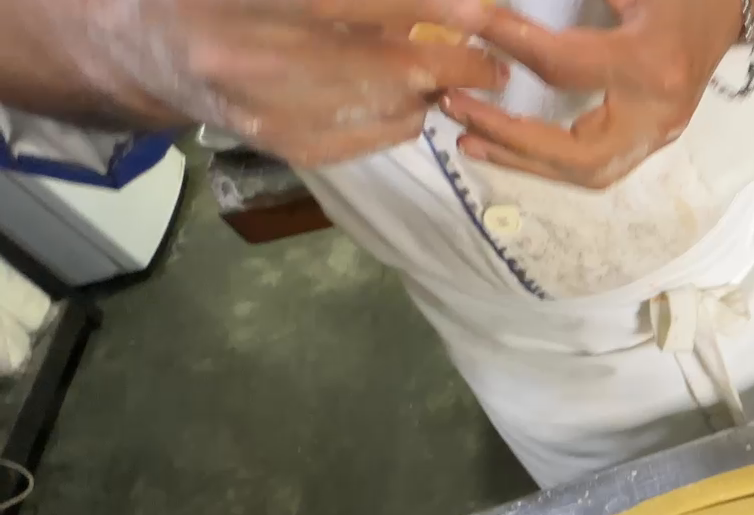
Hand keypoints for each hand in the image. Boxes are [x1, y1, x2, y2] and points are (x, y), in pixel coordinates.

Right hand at [70, 0, 505, 164]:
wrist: (149, 49)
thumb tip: (428, 7)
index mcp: (241, 0)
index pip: (346, 3)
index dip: (419, 9)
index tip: (477, 13)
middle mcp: (255, 58)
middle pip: (391, 69)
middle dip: (456, 65)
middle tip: (494, 59)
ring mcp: (279, 113)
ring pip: (398, 105)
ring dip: (434, 87)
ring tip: (444, 68)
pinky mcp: (300, 149)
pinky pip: (385, 132)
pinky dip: (408, 110)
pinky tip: (401, 92)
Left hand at [442, 0, 743, 187]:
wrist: (730, 12)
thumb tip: (483, 6)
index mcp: (651, 68)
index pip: (567, 68)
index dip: (510, 43)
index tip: (465, 20)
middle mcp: (656, 116)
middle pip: (580, 156)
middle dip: (514, 139)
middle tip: (456, 109)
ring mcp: (657, 136)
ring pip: (589, 174)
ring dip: (527, 163)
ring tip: (470, 141)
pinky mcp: (651, 141)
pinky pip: (597, 167)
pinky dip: (550, 162)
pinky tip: (512, 147)